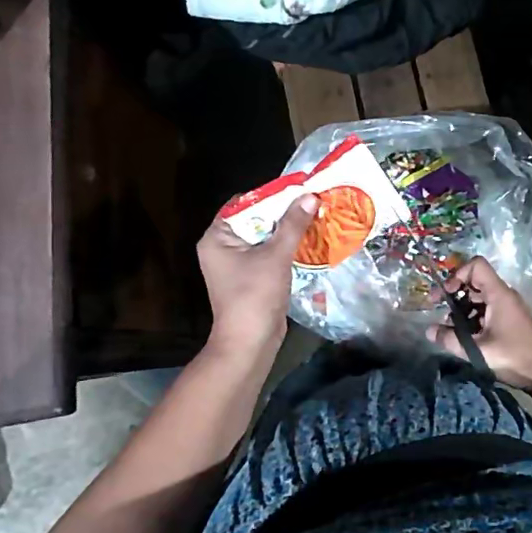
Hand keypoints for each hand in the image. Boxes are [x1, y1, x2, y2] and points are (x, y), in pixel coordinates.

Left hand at [199, 195, 315, 349]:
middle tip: (310, 202)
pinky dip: (285, 249)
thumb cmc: (255, 295)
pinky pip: (268, 255)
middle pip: (254, 220)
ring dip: (287, 231)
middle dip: (282, 213)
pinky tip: (308, 242)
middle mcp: (221, 248)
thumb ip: (293, 224)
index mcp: (216, 238)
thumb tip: (310, 196)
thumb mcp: (276, 255)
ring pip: (264, 238)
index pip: (242, 204)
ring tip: (314, 218)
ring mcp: (235, 265)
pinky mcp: (249, 278)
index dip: (269, 195)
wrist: (249, 343)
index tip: (296, 189)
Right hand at [430, 257, 531, 388]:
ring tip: (450, 328)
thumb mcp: (477, 350)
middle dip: (454, 293)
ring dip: (462, 308)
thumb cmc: (513, 357)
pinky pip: (486, 309)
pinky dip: (472, 317)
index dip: (457, 274)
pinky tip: (465, 335)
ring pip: (479, 296)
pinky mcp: (509, 319)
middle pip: (475, 280)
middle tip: (438, 309)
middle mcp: (504, 295)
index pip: (477, 265)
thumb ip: (450, 339)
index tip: (446, 294)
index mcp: (499, 294)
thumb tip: (428, 330)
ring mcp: (508, 307)